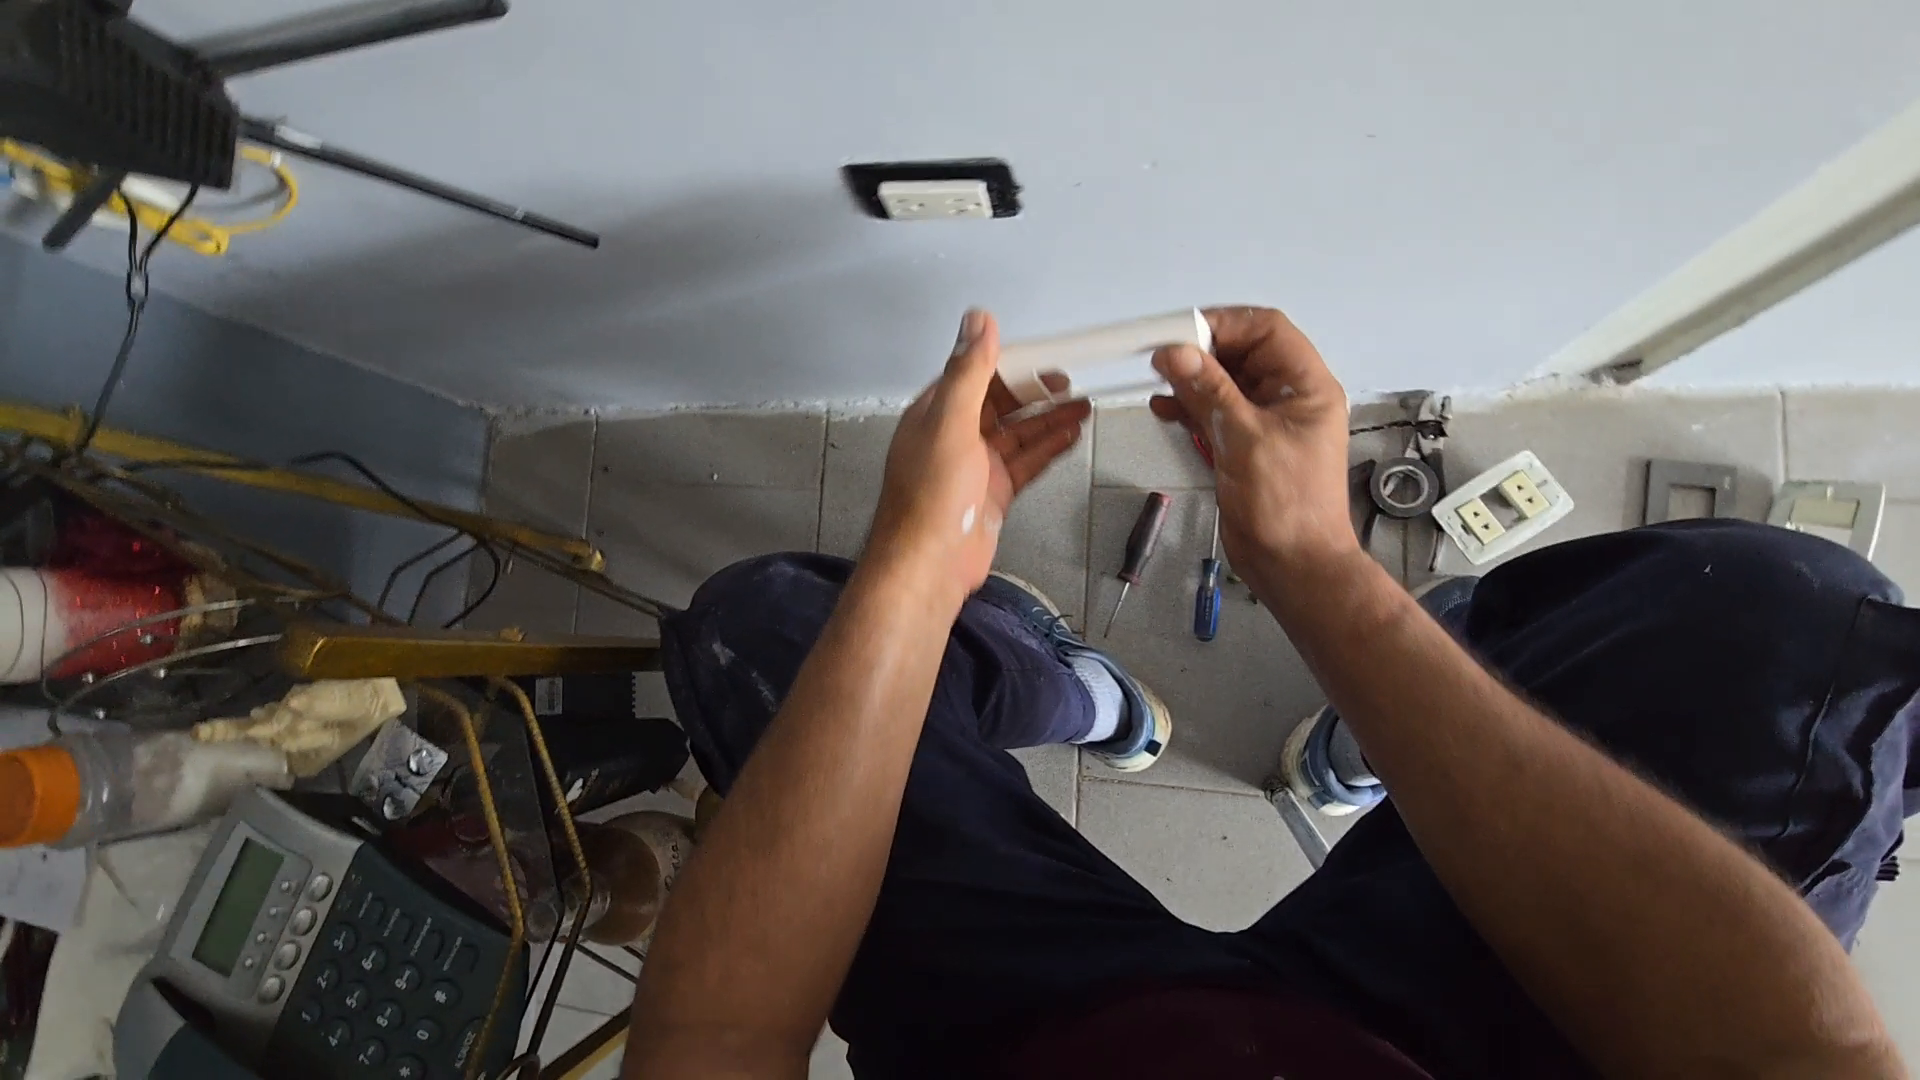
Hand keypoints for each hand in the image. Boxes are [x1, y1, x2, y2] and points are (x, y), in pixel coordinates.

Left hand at [866, 310, 1090, 609]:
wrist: (930, 564)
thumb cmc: (932, 495)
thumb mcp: (951, 424)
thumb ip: (968, 373)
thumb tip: (978, 320)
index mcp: (936, 413)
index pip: (975, 374)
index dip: (1009, 361)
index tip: (1043, 353)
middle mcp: (955, 435)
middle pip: (1001, 402)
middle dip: (1034, 390)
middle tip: (1069, 381)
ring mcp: (976, 465)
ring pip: (1018, 433)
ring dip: (1049, 418)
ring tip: (1083, 405)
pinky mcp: (994, 492)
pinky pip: (1026, 462)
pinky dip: (1048, 448)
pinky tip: (1070, 435)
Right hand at [1148, 306, 1357, 587]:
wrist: (1291, 565)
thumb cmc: (1283, 503)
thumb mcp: (1244, 440)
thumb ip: (1209, 392)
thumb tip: (1173, 352)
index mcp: (1305, 385)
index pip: (1266, 331)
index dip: (1224, 324)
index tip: (1181, 333)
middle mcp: (1286, 397)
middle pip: (1241, 354)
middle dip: (1201, 354)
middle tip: (1161, 359)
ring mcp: (1263, 422)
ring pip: (1223, 383)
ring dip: (1191, 381)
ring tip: (1159, 384)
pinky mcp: (1242, 446)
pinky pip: (1214, 413)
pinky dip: (1188, 408)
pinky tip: (1164, 409)